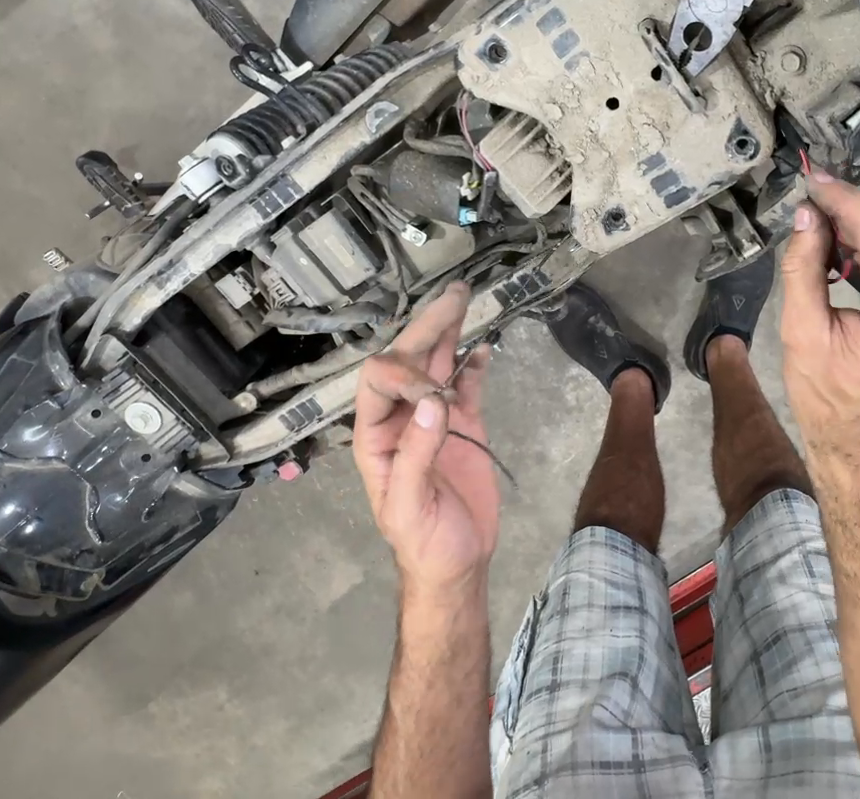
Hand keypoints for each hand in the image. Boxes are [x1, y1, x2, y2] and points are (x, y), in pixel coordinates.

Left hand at [352, 282, 499, 597]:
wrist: (457, 564)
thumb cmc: (423, 544)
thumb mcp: (411, 508)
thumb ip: (418, 454)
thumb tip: (433, 402)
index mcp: (376, 436)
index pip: (380, 382)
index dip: (406, 375)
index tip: (437, 397)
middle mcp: (401, 418)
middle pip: (409, 360)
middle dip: (427, 328)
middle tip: (454, 296)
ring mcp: (435, 419)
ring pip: (438, 365)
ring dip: (449, 332)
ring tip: (464, 298)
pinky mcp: (465, 426)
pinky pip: (466, 385)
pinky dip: (475, 364)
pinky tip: (483, 346)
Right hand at [779, 174, 859, 463]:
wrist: (852, 435)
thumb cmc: (822, 394)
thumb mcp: (801, 332)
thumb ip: (804, 270)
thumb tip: (808, 215)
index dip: (847, 204)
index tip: (814, 180)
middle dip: (849, 213)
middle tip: (808, 202)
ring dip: (858, 228)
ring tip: (816, 225)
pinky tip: (838, 247)